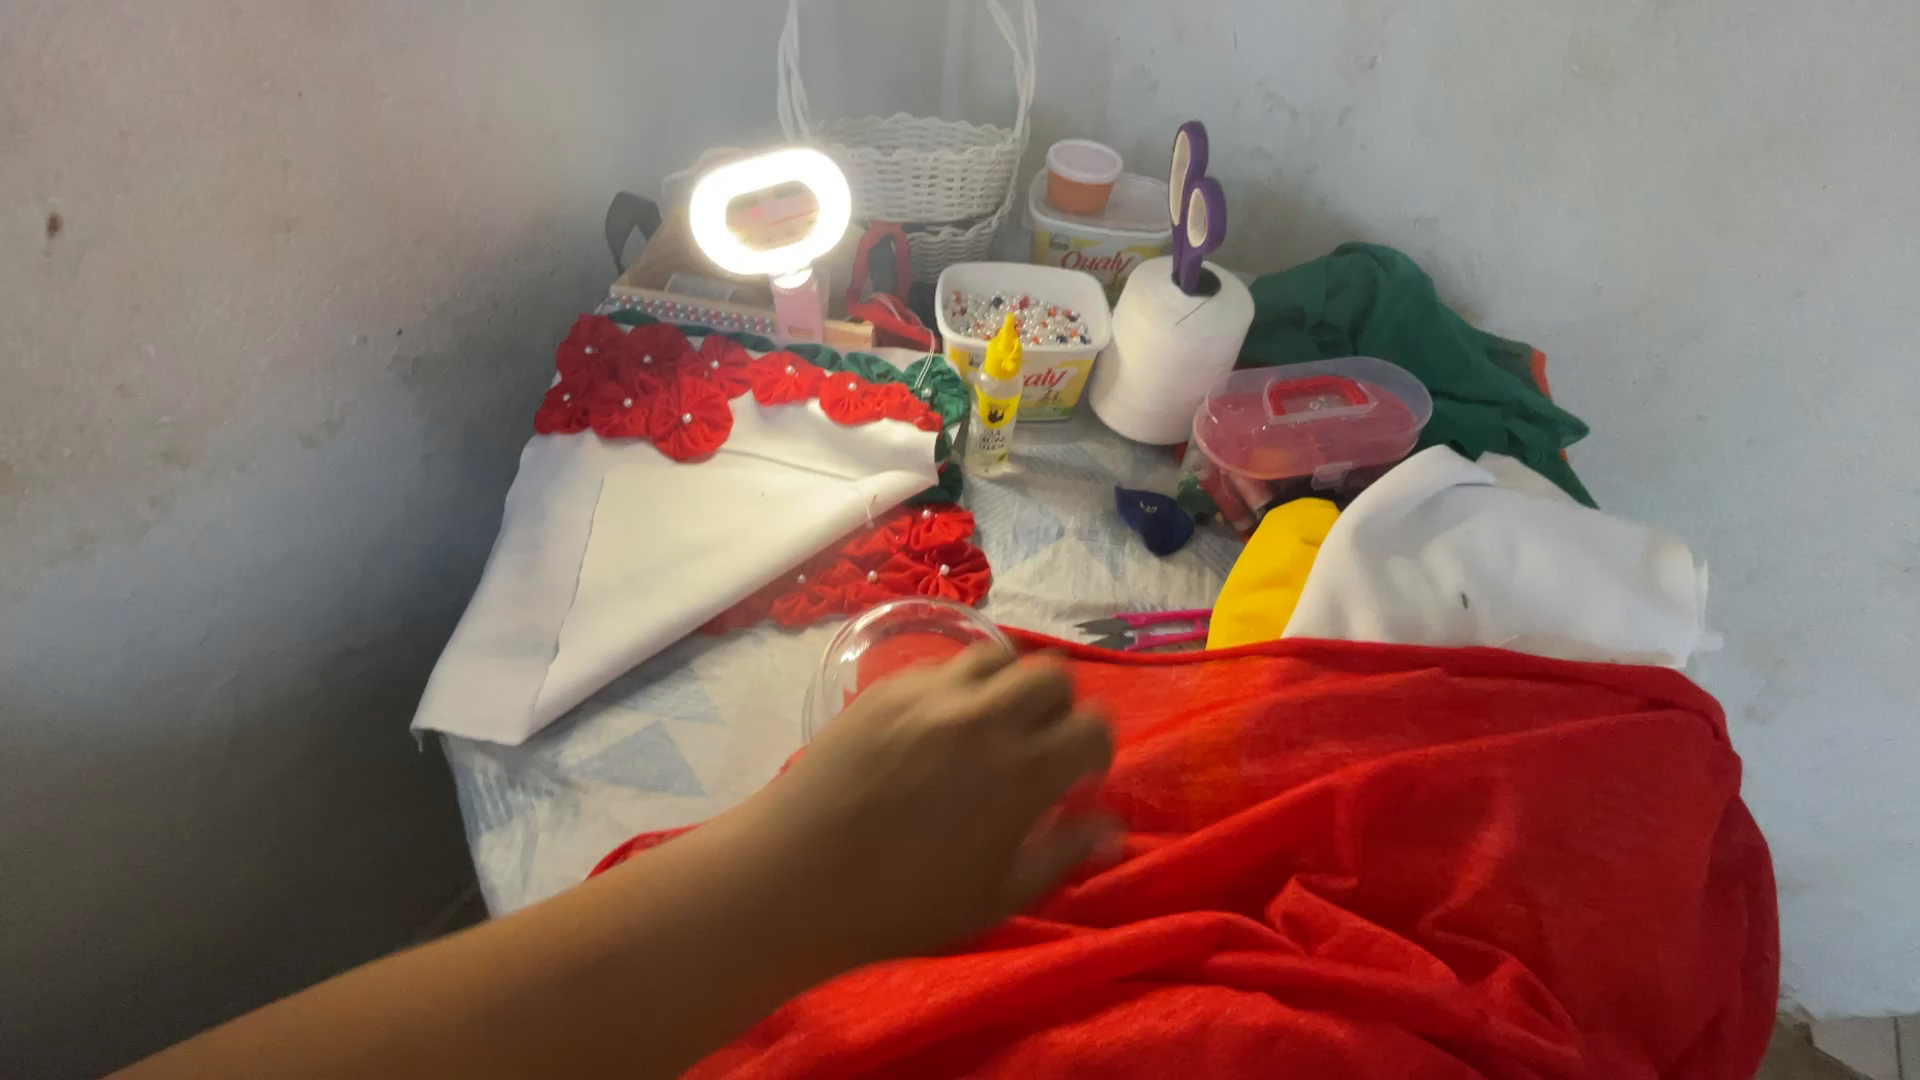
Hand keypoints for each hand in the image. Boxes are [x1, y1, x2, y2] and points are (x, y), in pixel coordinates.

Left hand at [736, 644, 1117, 966]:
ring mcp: (933, 693)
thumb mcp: (998, 895)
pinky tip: (937, 725)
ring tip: (990, 720)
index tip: (1077, 771)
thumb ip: (1064, 853)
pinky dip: (958, 687)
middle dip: (1059, 705)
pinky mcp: (890, 686)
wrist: (799, 876)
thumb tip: (1113, 829)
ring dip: (1009, 684)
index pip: (1093, 725)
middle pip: (1051, 674)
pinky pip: (943, 666)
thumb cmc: (904, 903)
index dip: (1096, 747)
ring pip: (997, 655)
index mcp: (1022, 771)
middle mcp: (985, 716)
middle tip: (1036, 740)